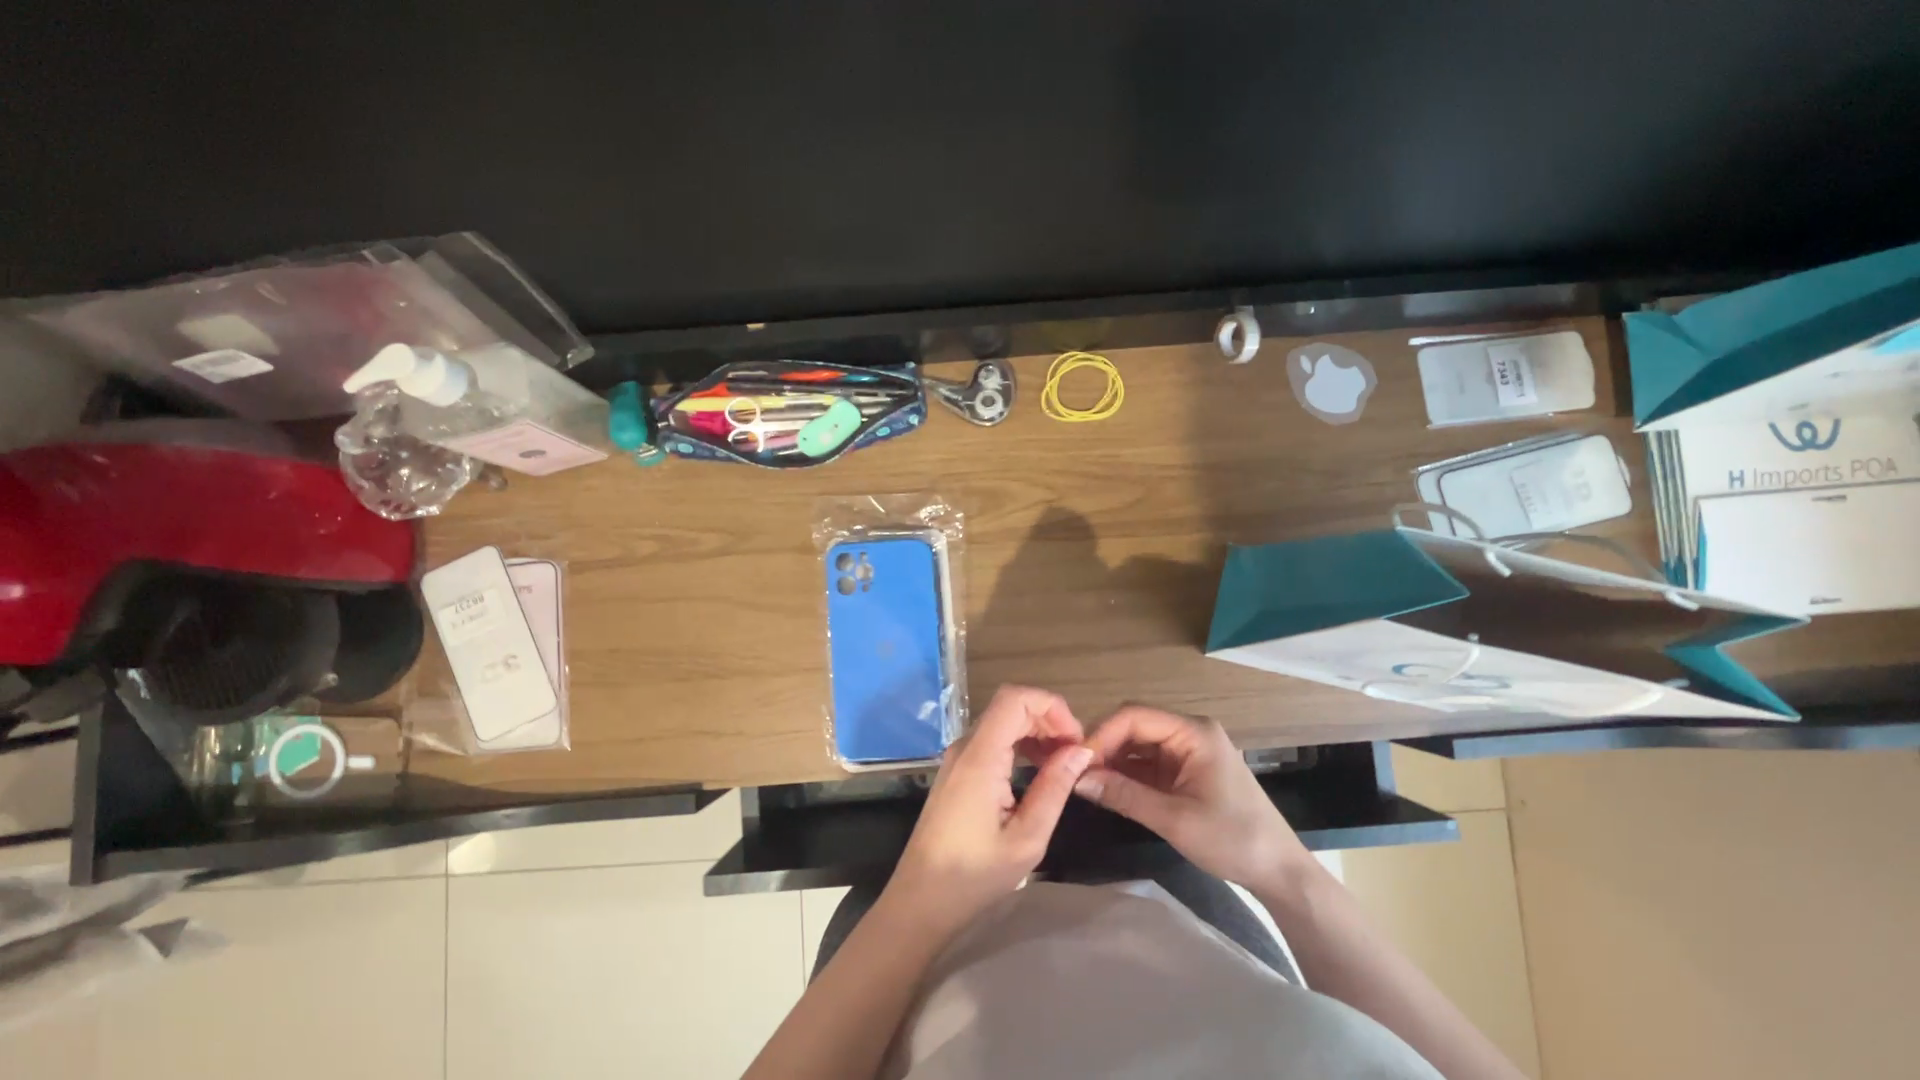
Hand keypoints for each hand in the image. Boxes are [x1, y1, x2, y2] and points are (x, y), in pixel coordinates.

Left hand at [882, 685, 1094, 933]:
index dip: (1052, 707)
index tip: (1077, 741)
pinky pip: (991, 742)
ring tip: (1063, 763)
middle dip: (1048, 719)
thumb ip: (1055, 788)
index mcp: (980, 758)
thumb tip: (1081, 751)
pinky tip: (1039, 771)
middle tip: (1076, 753)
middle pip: (1009, 706)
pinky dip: (1019, 745)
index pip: (1015, 698)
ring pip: (1001, 722)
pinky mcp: (956, 773)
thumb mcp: (1027, 838)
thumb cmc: (975, 875)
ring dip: (1035, 732)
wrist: (922, 900)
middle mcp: (964, 748)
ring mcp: (956, 759)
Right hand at [1077, 706, 1310, 891]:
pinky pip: (1148, 765)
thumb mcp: (1174, 819)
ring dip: (1113, 762)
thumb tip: (1078, 779)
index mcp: (1194, 732)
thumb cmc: (1232, 839)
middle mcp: (1190, 733)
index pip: (1134, 715)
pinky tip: (1106, 791)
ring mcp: (1189, 753)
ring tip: (1083, 783)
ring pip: (1138, 746)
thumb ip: (1124, 795)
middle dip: (1104, 747)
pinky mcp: (1186, 773)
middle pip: (1134, 727)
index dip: (1101, 734)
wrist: (1278, 870)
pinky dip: (1126, 776)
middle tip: (1074, 774)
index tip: (1076, 762)